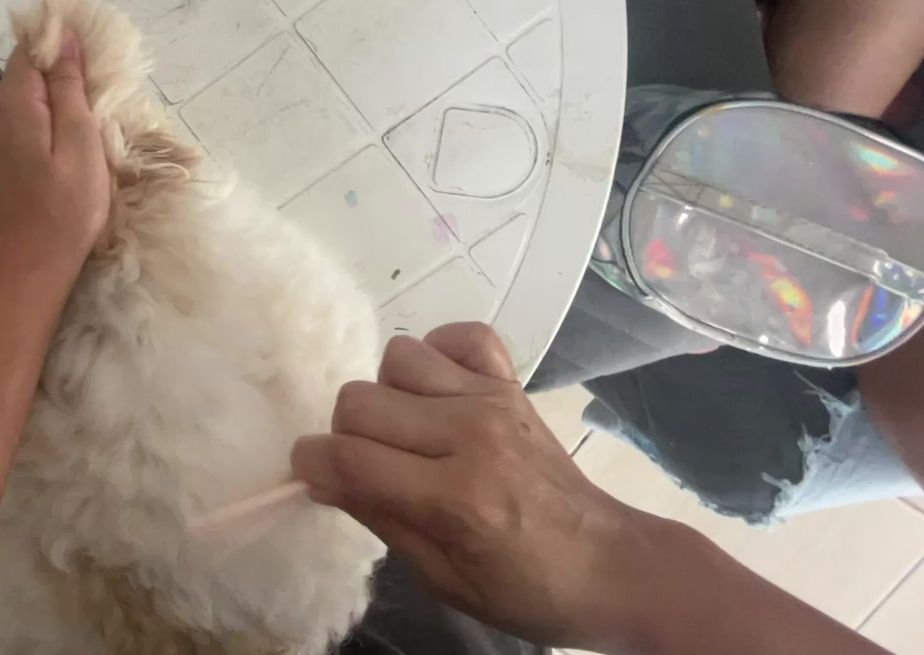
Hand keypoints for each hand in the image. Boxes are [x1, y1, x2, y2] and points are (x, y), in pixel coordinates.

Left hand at [0, 30, 109, 290]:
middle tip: (102, 86)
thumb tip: (64, 39)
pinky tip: (66, 134)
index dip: (62, 41)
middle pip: (26, 69)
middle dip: (61, 68)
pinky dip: (43, 115)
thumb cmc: (65, 208)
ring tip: (90, 110)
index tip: (96, 52)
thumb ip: (69, 87)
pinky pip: (18, 117)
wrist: (28, 268)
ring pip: (23, 93)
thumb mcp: (80, 143)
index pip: (31, 47)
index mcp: (13, 102)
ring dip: (54, 93)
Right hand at [290, 323, 679, 651]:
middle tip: (370, 462)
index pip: (348, 459)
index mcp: (454, 498)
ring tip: (410, 426)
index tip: (311, 472)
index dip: (311, 462)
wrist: (613, 567)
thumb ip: (374, 516)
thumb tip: (318, 475)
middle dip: (346, 434)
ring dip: (389, 392)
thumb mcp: (439, 578)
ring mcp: (491, 399)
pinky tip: (442, 387)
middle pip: (359, 401)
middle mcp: (469, 435)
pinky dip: (441, 351)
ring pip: (397, 357)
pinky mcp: (510, 382)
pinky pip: (459, 335)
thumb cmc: (524, 588)